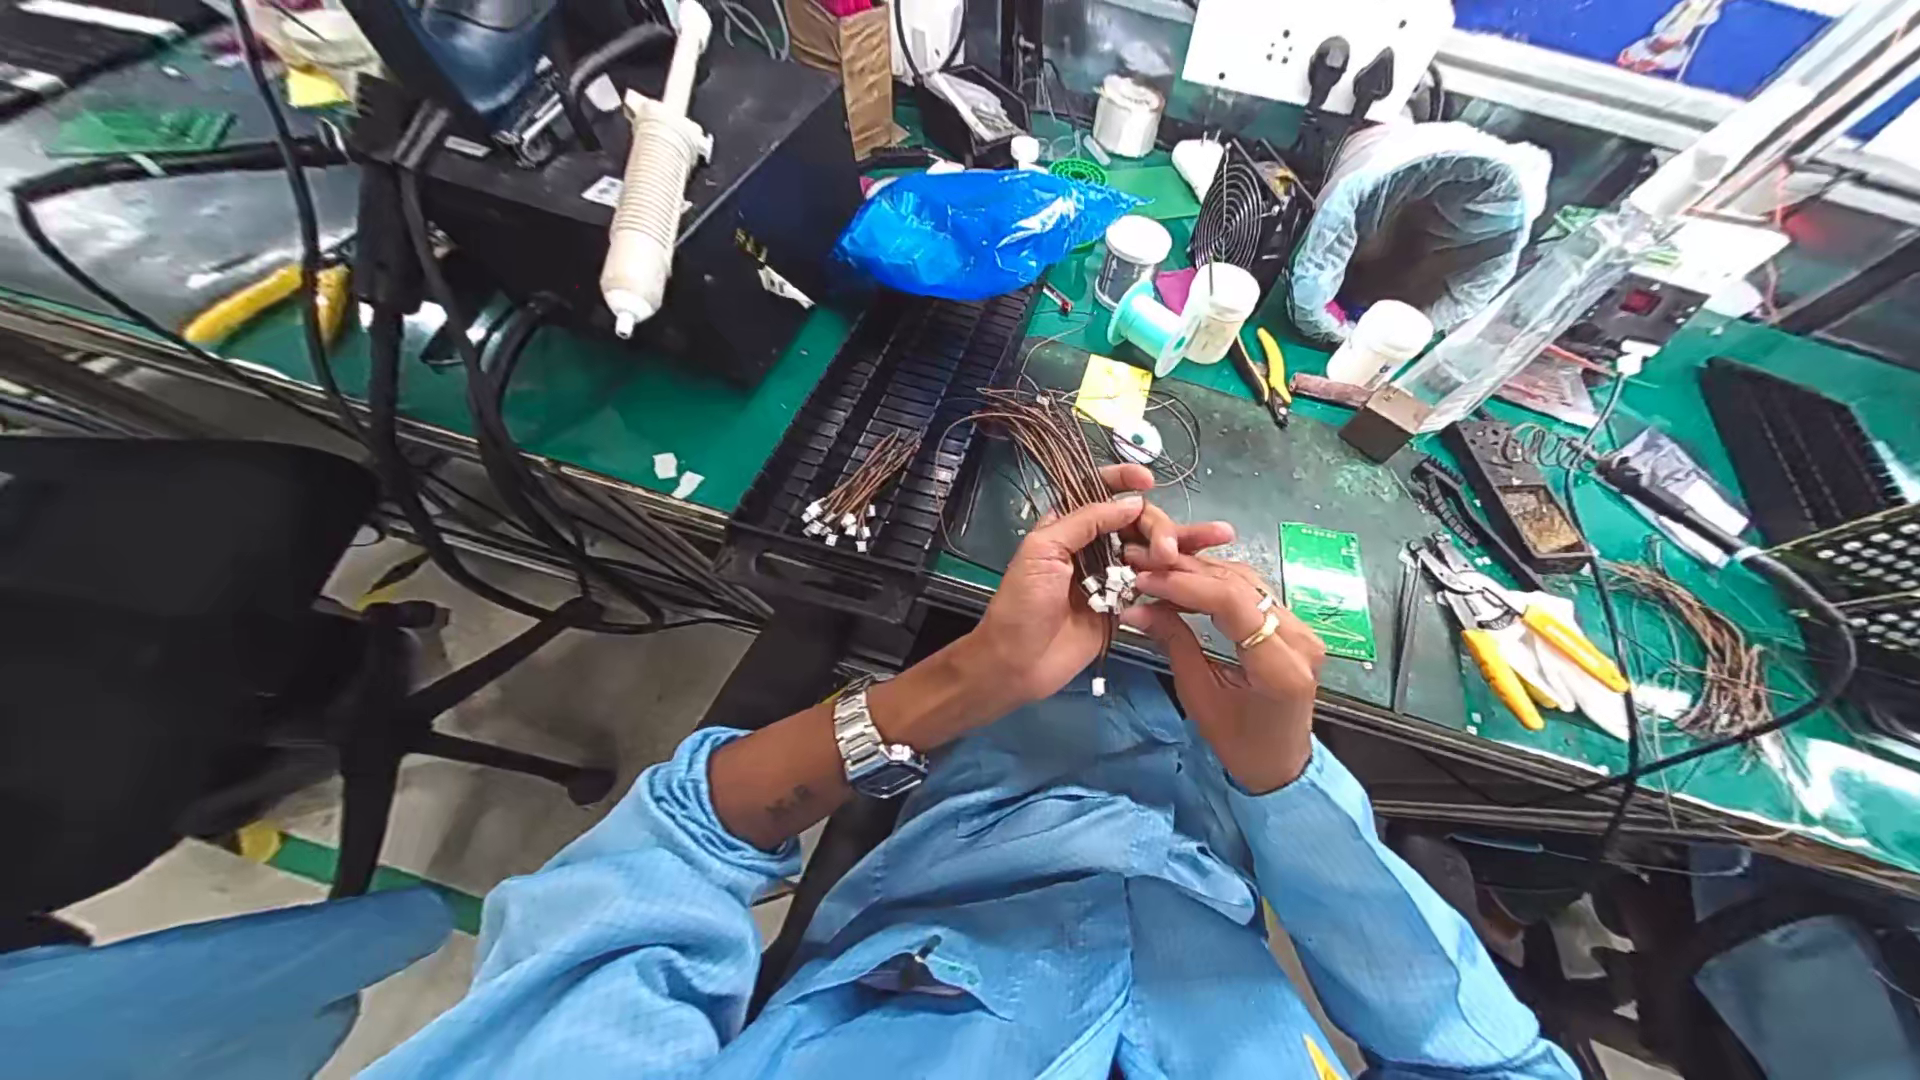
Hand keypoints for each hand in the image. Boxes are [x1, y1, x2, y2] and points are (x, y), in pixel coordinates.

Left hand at [960, 464, 1232, 710]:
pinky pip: (1152, 583)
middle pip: (1133, 522)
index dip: (1122, 481)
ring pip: (1148, 550)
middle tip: (1167, 548)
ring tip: (1212, 539)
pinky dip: (1174, 574)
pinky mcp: (1122, 604)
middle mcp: (1090, 545)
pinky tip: (1198, 567)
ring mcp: (1108, 575)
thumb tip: (1132, 503)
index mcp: (1066, 526)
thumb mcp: (1044, 551)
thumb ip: (1085, 522)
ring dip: (1178, 543)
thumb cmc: (1022, 603)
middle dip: (1156, 526)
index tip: (1148, 480)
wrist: (1017, 661)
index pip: (1097, 492)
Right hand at [1123, 553, 1325, 793]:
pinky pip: (1251, 591)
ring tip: (1157, 571)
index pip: (1230, 603)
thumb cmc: (1237, 741)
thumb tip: (1135, 607)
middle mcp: (1299, 639)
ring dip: (1198, 571)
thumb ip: (1173, 641)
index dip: (1183, 585)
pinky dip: (1214, 582)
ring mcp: (1301, 629)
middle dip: (1185, 572)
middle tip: (1142, 567)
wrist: (1279, 763)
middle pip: (1238, 585)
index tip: (1143, 580)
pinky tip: (1184, 581)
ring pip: (1245, 581)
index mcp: (1279, 667)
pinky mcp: (1293, 625)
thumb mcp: (1198, 694)